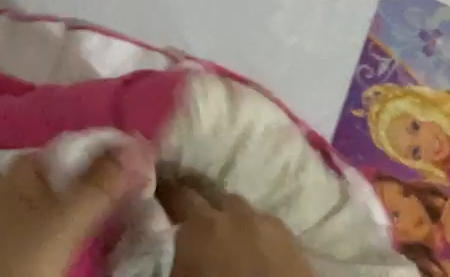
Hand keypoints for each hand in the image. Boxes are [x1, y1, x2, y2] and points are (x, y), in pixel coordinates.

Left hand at [0, 145, 153, 276]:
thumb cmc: (17, 261)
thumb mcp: (63, 221)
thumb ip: (102, 183)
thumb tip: (143, 143)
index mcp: (31, 165)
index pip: (87, 145)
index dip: (122, 152)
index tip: (156, 165)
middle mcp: (30, 183)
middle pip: (84, 173)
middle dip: (118, 182)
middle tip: (154, 194)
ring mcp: (31, 216)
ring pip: (81, 202)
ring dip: (109, 208)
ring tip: (142, 214)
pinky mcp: (34, 245)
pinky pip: (73, 227)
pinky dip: (95, 230)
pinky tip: (115, 238)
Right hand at [157, 173, 313, 276]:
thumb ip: (174, 262)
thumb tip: (168, 252)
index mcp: (200, 225)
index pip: (177, 194)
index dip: (165, 190)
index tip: (157, 187)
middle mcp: (233, 214)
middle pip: (211, 193)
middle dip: (197, 198)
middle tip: (185, 207)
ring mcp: (266, 223)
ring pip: (240, 208)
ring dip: (228, 215)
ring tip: (221, 230)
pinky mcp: (292, 240)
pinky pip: (265, 224)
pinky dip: (254, 230)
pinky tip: (251, 245)